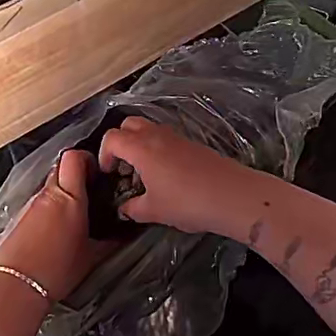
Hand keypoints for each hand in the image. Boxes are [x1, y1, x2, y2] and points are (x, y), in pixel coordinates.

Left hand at [0, 149, 111, 298]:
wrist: (15, 287)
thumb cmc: (57, 271)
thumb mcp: (91, 257)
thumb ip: (110, 242)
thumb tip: (125, 237)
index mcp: (70, 198)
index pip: (73, 158)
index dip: (85, 158)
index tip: (96, 171)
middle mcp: (48, 195)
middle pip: (60, 167)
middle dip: (75, 173)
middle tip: (88, 190)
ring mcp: (29, 205)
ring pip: (48, 185)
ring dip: (61, 192)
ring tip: (72, 214)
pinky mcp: (17, 218)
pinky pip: (36, 203)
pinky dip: (47, 208)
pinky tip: (54, 229)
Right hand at [97, 117, 256, 236]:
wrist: (232, 195)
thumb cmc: (187, 202)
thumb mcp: (153, 211)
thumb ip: (132, 208)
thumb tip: (124, 208)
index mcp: (142, 147)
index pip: (112, 137)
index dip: (104, 154)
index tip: (109, 174)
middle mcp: (158, 135)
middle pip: (129, 124)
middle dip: (121, 142)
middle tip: (125, 168)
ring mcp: (178, 137)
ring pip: (150, 129)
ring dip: (140, 145)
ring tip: (145, 174)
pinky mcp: (193, 144)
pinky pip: (167, 138)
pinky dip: (158, 149)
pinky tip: (167, 176)